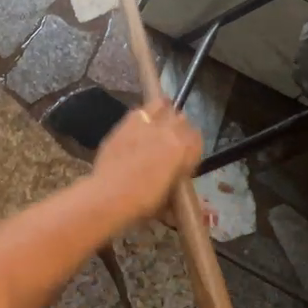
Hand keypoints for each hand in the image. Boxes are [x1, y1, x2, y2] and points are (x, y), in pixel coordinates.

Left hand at [91, 101, 202, 224]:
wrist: (111, 195)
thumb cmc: (145, 202)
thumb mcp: (171, 193)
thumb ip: (177, 176)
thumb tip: (176, 173)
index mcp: (185, 149)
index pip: (196, 138)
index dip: (191, 146)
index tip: (185, 154)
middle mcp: (170, 131)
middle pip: (181, 119)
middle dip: (178, 128)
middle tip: (170, 141)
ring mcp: (148, 123)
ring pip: (162, 105)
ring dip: (163, 113)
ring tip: (157, 122)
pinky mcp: (126, 122)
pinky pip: (140, 110)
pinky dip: (142, 114)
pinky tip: (139, 122)